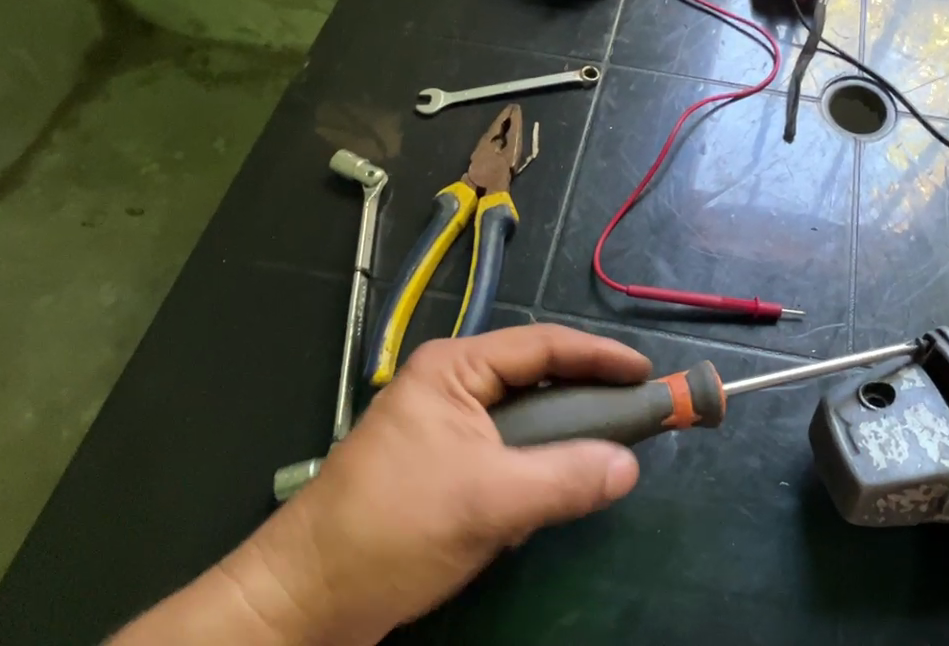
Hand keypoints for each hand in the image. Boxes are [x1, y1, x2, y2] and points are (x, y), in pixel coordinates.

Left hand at [114, 325, 648, 643]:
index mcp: (452, 369)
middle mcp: (447, 387)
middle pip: (533, 380)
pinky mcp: (437, 470)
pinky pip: (502, 456)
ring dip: (557, 441)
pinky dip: (532, 472)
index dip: (599, 356)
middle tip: (634, 415)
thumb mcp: (488, 502)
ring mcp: (440, 429)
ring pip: (520, 423)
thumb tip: (630, 466)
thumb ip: (565, 478)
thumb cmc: (392, 531)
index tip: (645, 372)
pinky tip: (547, 497)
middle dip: (582, 400)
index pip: (541, 346)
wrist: (302, 602)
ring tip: (599, 456)